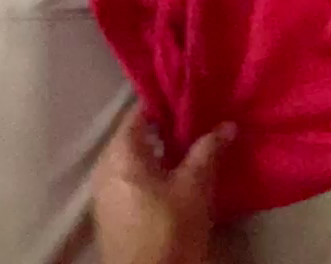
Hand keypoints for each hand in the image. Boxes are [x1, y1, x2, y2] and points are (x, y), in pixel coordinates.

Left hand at [91, 108, 234, 263]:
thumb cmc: (167, 231)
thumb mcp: (194, 189)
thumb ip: (207, 151)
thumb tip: (227, 125)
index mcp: (120, 150)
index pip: (141, 110)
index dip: (167, 103)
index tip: (191, 99)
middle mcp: (104, 162)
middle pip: (137, 133)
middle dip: (166, 129)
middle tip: (197, 125)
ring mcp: (103, 188)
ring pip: (134, 157)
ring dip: (160, 154)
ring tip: (190, 152)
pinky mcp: (109, 211)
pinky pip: (129, 178)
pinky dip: (149, 173)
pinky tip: (172, 181)